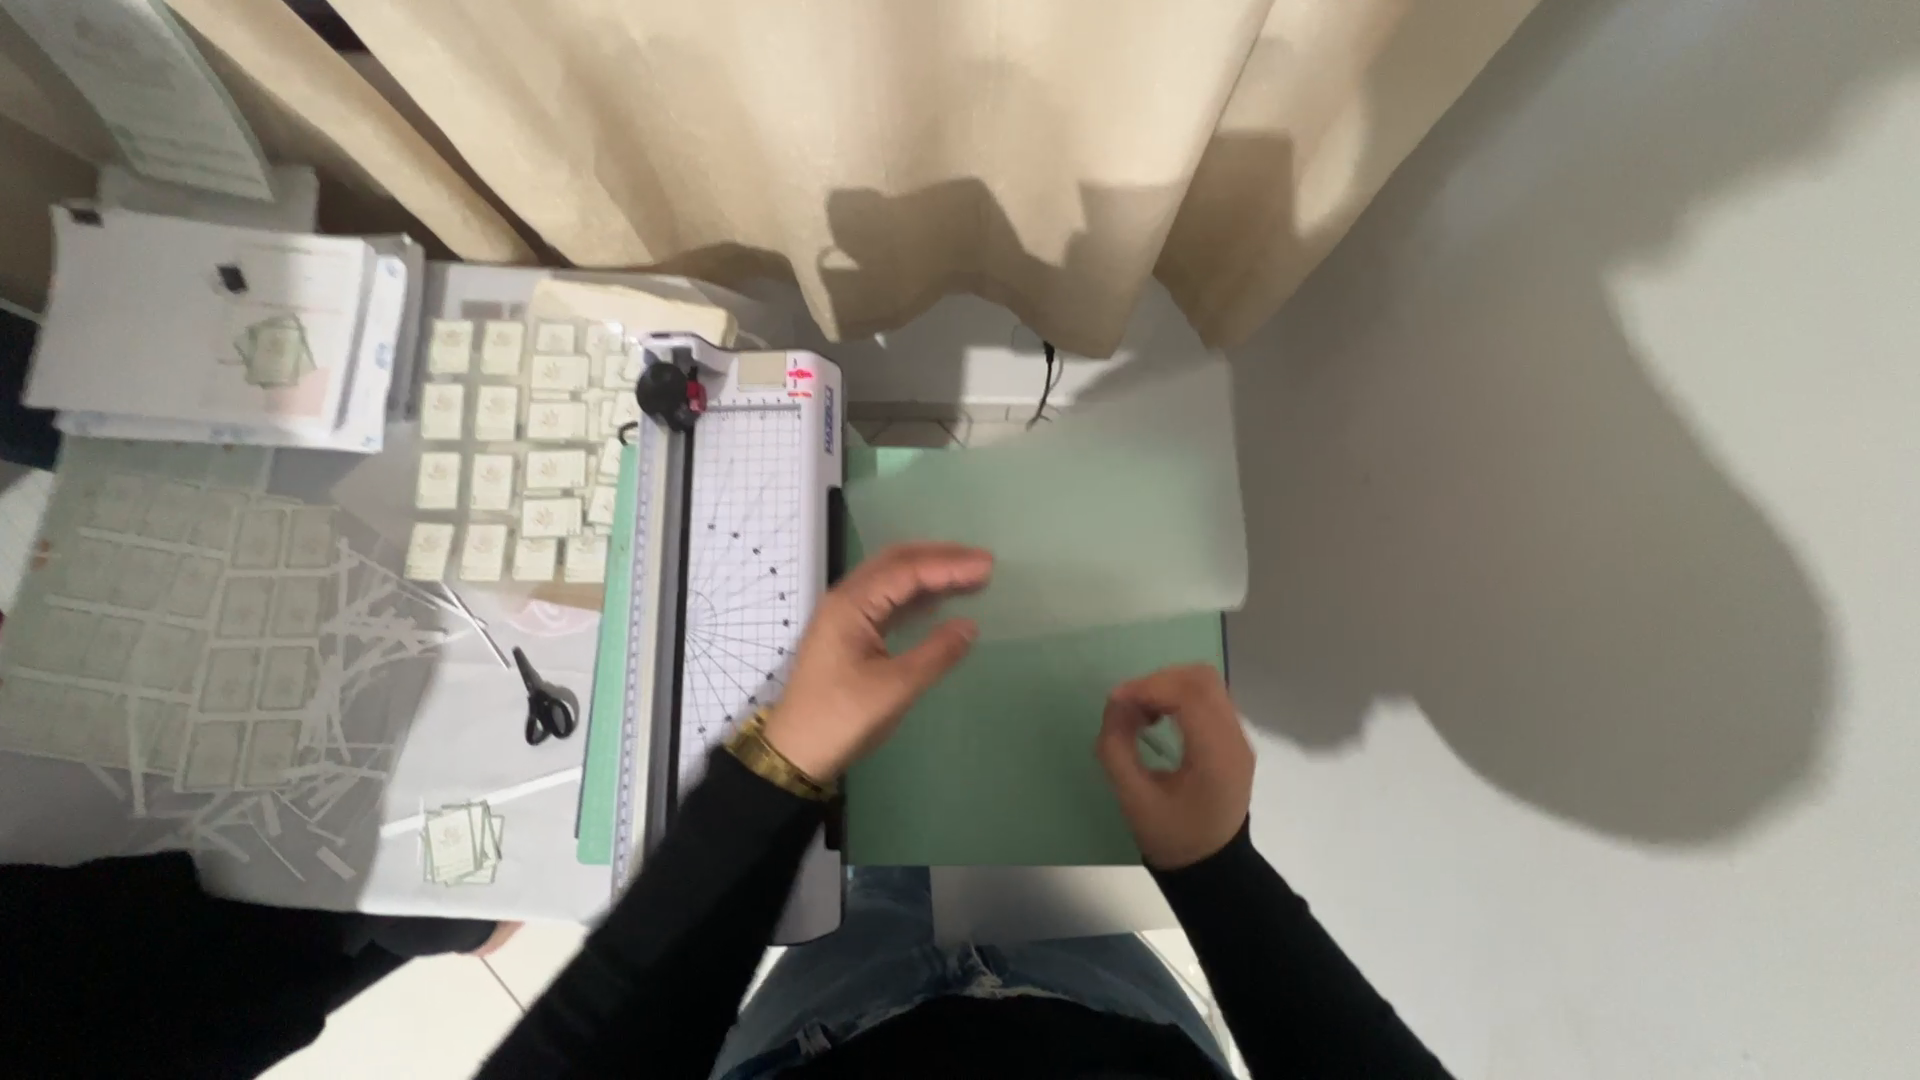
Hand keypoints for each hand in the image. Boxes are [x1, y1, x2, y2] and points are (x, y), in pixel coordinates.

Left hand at [762, 542, 992, 780]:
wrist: (795, 753)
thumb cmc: (842, 719)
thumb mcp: (895, 689)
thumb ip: (936, 653)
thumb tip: (970, 626)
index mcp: (851, 605)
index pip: (907, 571)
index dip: (949, 565)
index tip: (988, 565)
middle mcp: (846, 599)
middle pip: (897, 562)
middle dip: (940, 558)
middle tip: (983, 562)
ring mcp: (846, 615)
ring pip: (892, 580)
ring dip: (930, 574)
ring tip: (970, 577)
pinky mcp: (850, 633)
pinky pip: (888, 601)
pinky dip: (917, 596)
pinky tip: (940, 602)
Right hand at [1095, 664, 1253, 869]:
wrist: (1212, 868)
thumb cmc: (1172, 837)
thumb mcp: (1133, 799)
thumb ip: (1117, 748)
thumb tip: (1116, 704)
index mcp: (1217, 757)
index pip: (1190, 696)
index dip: (1149, 688)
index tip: (1115, 701)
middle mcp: (1235, 740)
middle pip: (1201, 679)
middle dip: (1158, 682)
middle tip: (1128, 706)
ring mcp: (1238, 738)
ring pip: (1205, 683)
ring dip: (1167, 687)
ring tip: (1140, 714)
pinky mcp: (1232, 738)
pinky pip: (1207, 698)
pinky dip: (1178, 696)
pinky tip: (1157, 719)